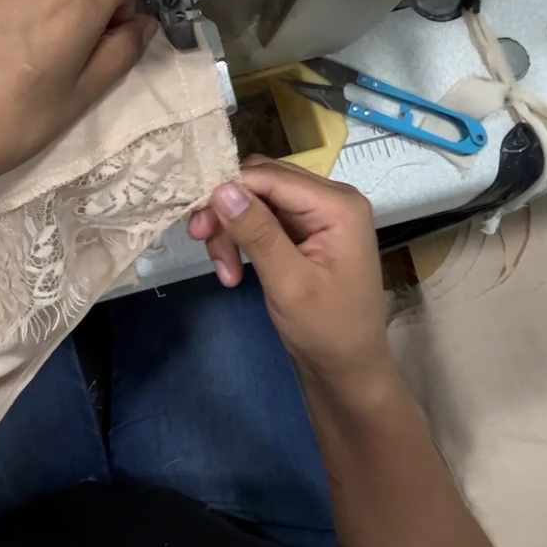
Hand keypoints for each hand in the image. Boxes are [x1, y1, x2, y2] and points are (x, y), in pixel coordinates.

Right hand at [187, 156, 395, 387]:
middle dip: (227, 213)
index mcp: (337, 205)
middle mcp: (329, 199)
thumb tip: (222, 188)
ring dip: (231, 230)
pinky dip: (240, 239)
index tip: (198, 226)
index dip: (227, 191)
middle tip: (202, 243)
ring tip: (224, 272)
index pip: (269, 177)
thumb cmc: (328, 330)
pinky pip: (259, 218)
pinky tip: (232, 270)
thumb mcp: (289, 283)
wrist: (347, 370)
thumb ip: (257, 232)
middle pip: (259, 183)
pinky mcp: (302, 229)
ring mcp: (316, 213)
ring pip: (254, 200)